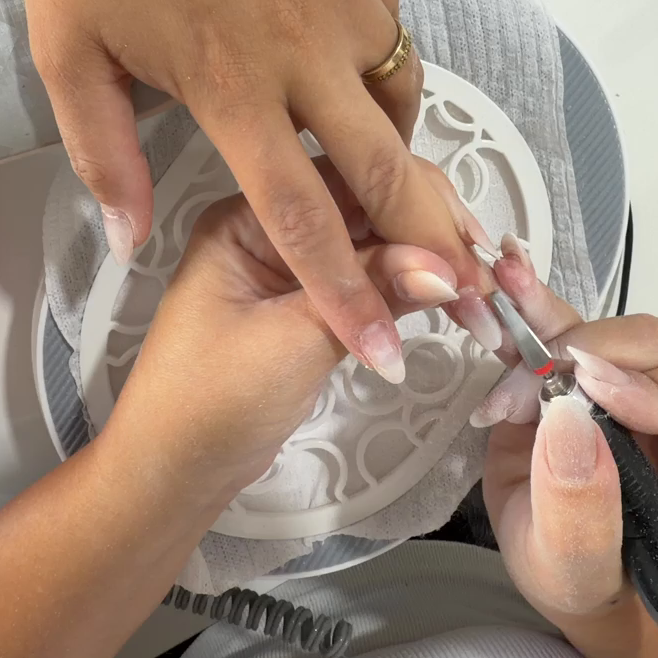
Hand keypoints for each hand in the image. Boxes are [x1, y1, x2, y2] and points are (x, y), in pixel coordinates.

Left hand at [0, 0, 478, 384]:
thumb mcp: (65, 48)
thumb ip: (104, 154)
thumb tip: (133, 235)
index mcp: (234, 87)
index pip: (305, 220)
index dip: (347, 298)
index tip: (387, 351)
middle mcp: (309, 49)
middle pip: (388, 168)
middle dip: (428, 237)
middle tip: (458, 280)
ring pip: (400, 93)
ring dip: (395, 140)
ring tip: (375, 157)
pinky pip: (391, 27)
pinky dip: (380, 64)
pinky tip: (346, 59)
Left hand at [104, 179, 462, 502]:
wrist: (171, 474)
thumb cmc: (212, 404)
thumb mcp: (293, 342)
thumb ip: (369, 296)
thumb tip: (448, 268)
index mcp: (247, 214)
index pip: (344, 183)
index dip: (413, 211)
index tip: (471, 254)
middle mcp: (271, 222)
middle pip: (365, 203)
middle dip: (430, 232)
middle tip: (486, 274)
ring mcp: (290, 259)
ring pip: (373, 237)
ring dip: (426, 259)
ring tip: (479, 289)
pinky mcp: (305, 294)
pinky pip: (365, 272)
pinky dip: (406, 282)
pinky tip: (446, 292)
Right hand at [477, 239, 657, 657]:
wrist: (552, 566)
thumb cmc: (583, 580)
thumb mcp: (578, 569)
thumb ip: (580, 510)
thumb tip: (567, 418)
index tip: (594, 394)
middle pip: (653, 344)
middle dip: (585, 355)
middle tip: (526, 391)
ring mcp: (614, 377)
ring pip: (598, 321)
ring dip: (546, 310)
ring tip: (502, 284)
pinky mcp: (562, 365)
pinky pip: (548, 320)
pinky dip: (519, 303)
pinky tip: (491, 285)